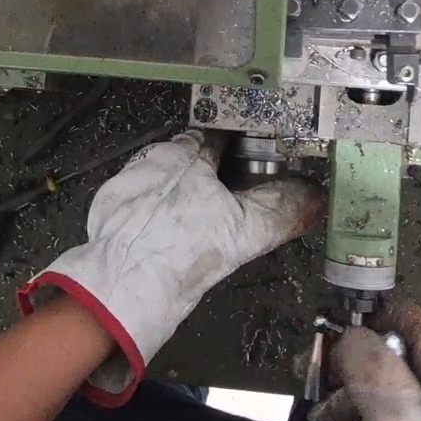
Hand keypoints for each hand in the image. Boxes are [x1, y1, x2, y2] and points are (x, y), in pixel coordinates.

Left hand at [19, 132, 323, 405]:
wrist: (126, 285)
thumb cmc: (182, 252)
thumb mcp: (246, 231)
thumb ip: (283, 210)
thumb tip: (313, 198)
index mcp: (188, 153)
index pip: (217, 136)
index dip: (236, 148)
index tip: (245, 159)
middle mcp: (154, 157)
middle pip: (186, 153)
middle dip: (203, 170)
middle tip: (219, 195)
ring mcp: (127, 180)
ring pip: (158, 174)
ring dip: (173, 189)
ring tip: (189, 217)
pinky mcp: (107, 204)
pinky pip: (133, 199)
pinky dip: (147, 211)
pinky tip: (160, 232)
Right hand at [312, 299, 420, 420]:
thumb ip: (378, 379)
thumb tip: (349, 335)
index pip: (396, 315)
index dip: (357, 329)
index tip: (326, 356)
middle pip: (395, 348)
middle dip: (352, 370)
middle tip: (319, 394)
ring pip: (402, 378)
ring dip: (362, 396)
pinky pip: (416, 402)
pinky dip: (385, 413)